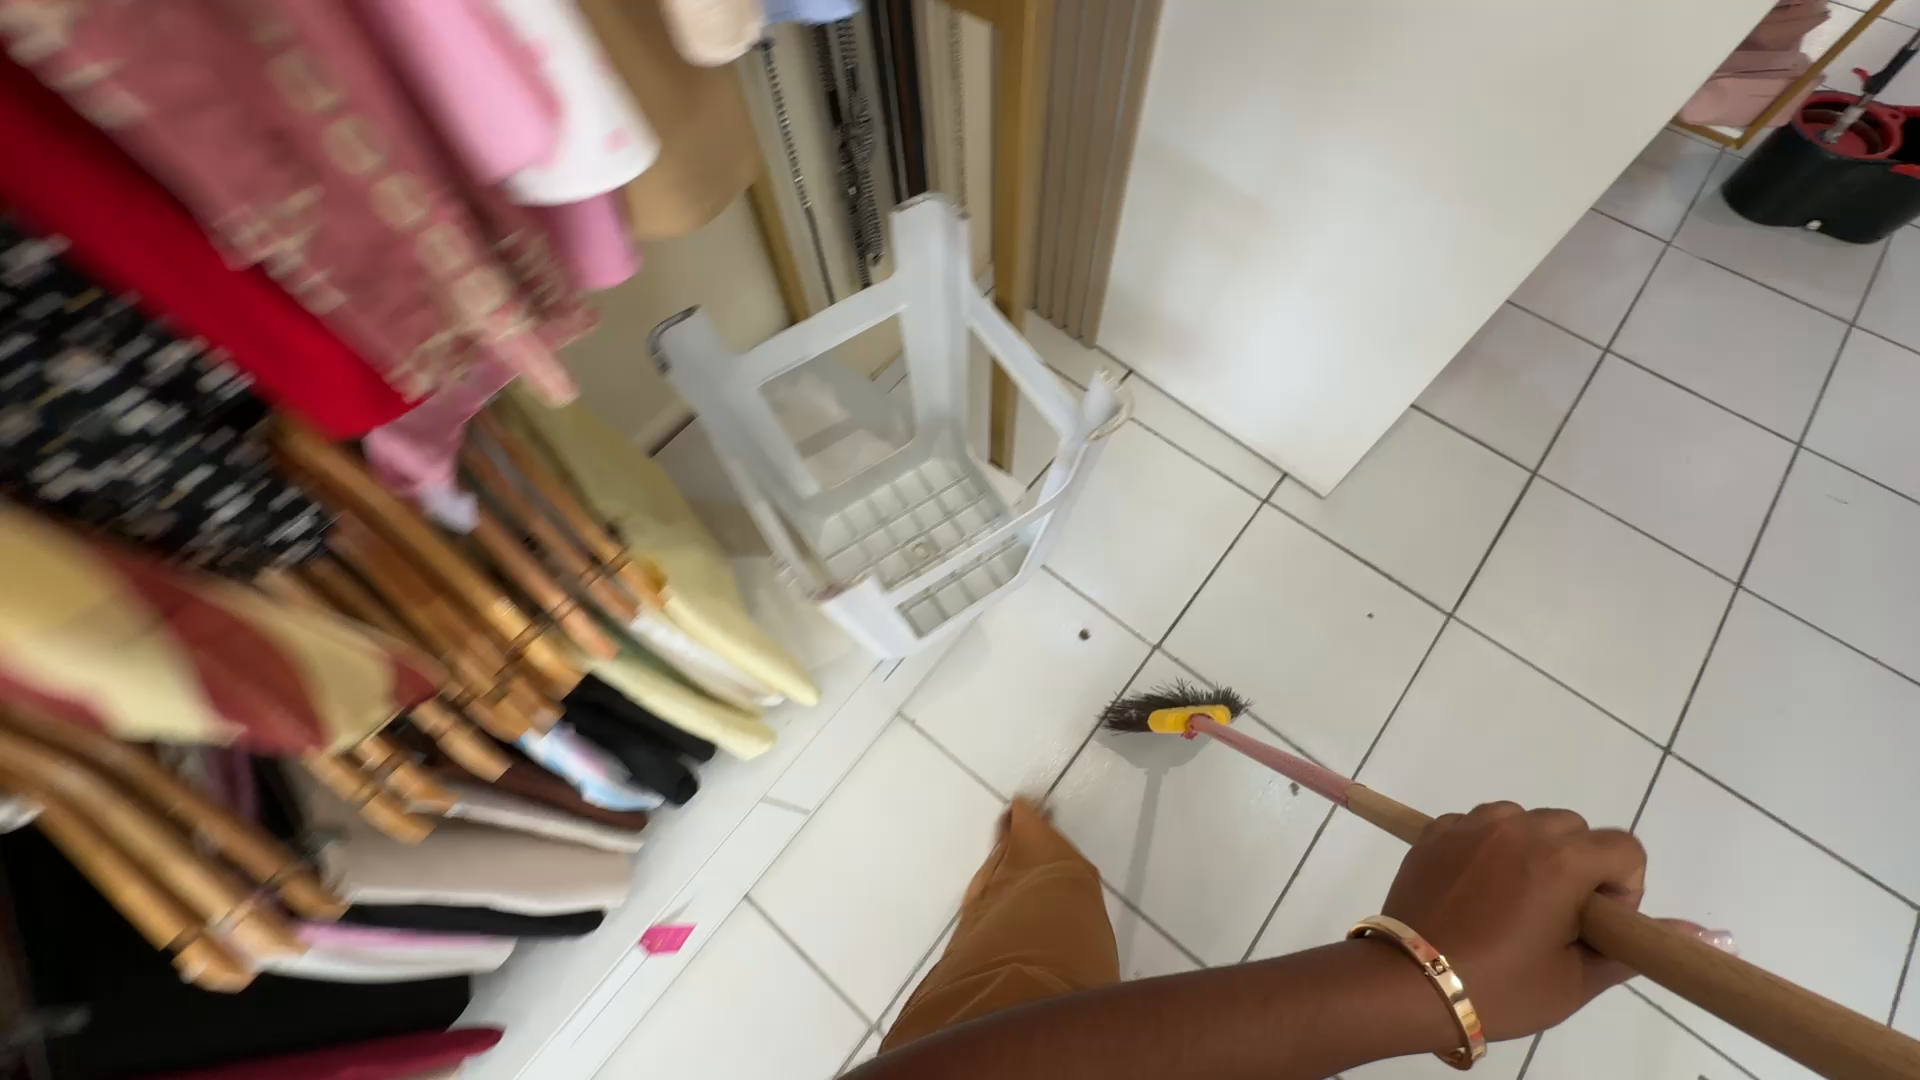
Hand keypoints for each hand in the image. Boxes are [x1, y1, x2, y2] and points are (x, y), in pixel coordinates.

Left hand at [1379, 801, 1645, 1041]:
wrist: (1412, 977)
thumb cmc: (1502, 985)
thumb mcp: (1579, 976)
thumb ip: (1637, 945)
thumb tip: (1709, 934)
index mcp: (1558, 860)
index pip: (1623, 846)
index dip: (1623, 884)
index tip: (1598, 919)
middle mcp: (1512, 829)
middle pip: (1571, 827)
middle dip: (1579, 863)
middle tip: (1560, 913)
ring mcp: (1466, 825)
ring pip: (1521, 819)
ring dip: (1531, 848)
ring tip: (1517, 900)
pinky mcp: (1432, 831)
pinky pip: (1477, 825)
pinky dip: (1488, 847)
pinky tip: (1477, 889)